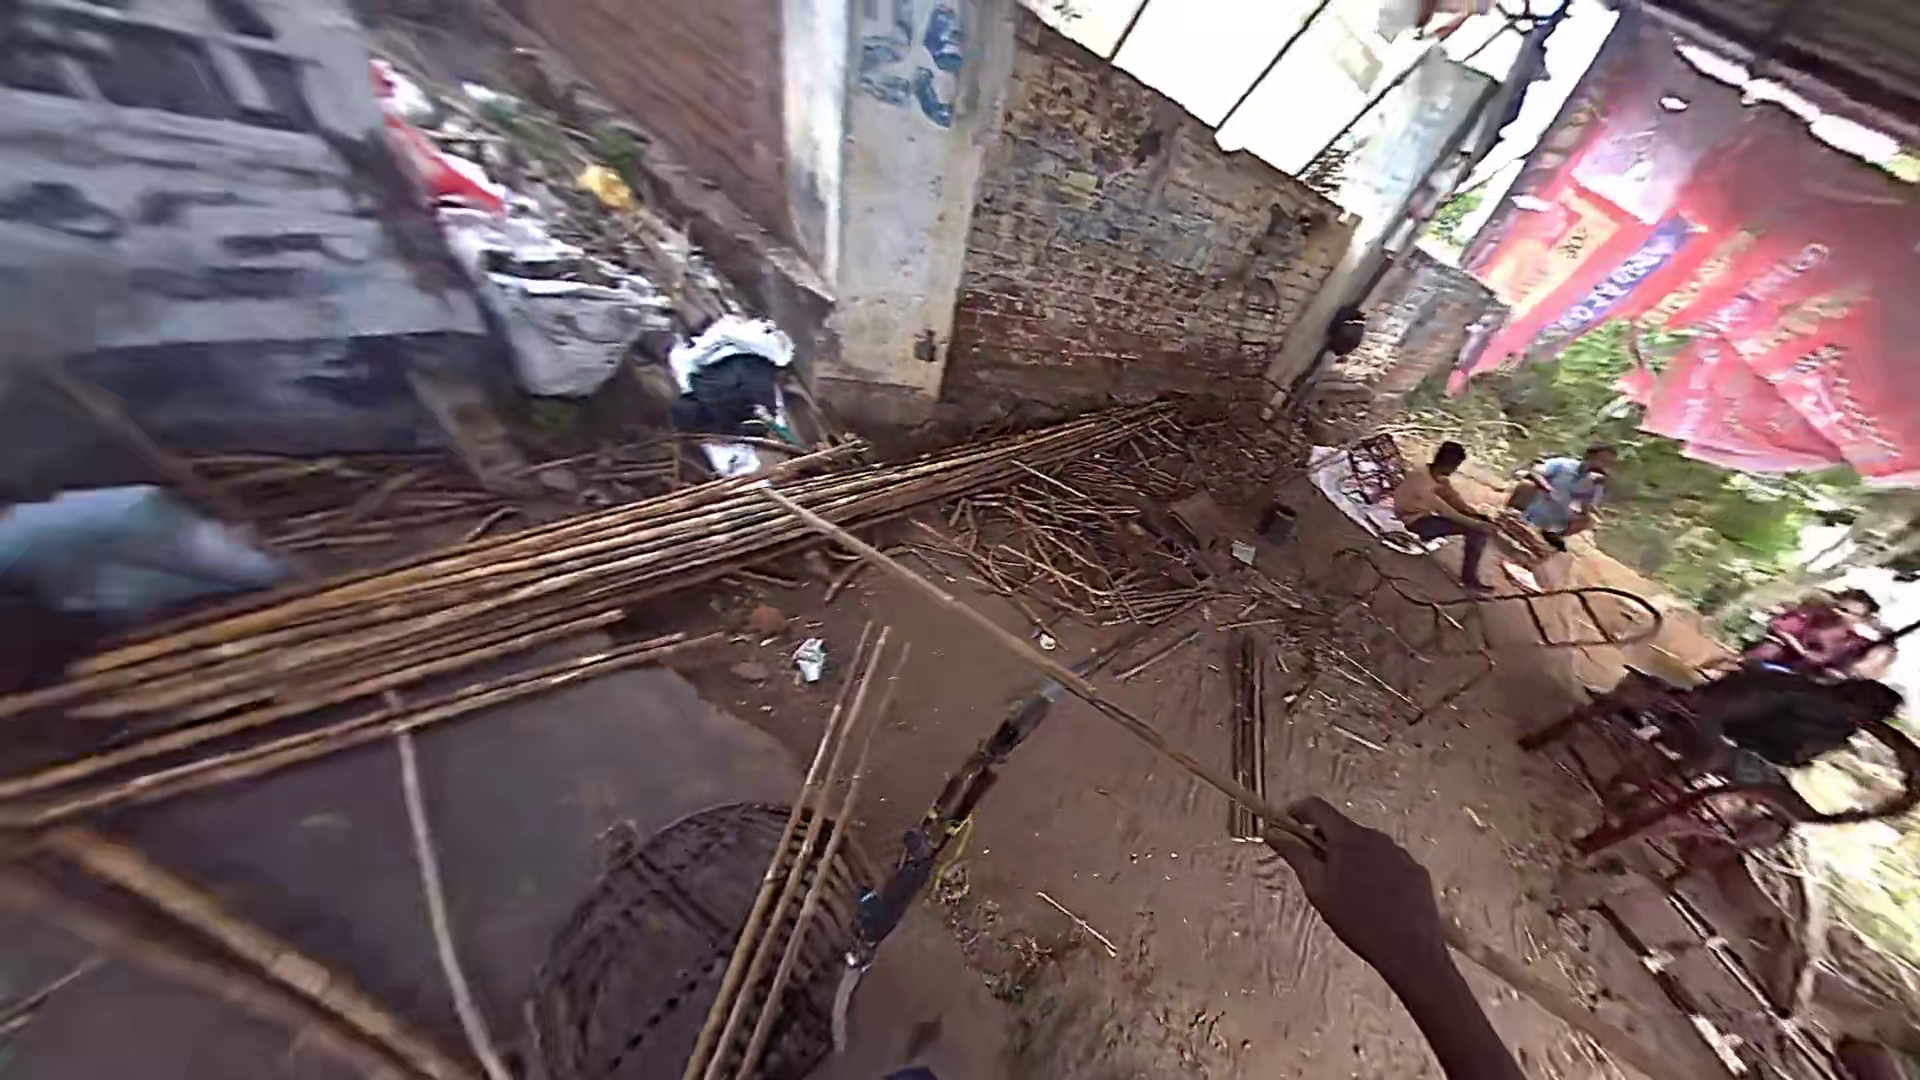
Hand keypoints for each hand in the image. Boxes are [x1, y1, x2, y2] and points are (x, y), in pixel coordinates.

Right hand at [1266, 798, 1450, 983]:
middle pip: (1341, 827)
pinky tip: (1376, 897)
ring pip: (1365, 844)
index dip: (1297, 810)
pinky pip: (1388, 860)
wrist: (1412, 956)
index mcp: (1347, 837)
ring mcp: (1400, 854)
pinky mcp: (1418, 872)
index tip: (1288, 824)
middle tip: (1318, 867)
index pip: (1316, 805)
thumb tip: (1271, 833)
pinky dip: (1376, 869)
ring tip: (1349, 887)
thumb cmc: (1357, 919)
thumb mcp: (1316, 887)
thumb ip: (1294, 854)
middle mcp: (1375, 837)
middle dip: (1325, 840)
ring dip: (1351, 855)